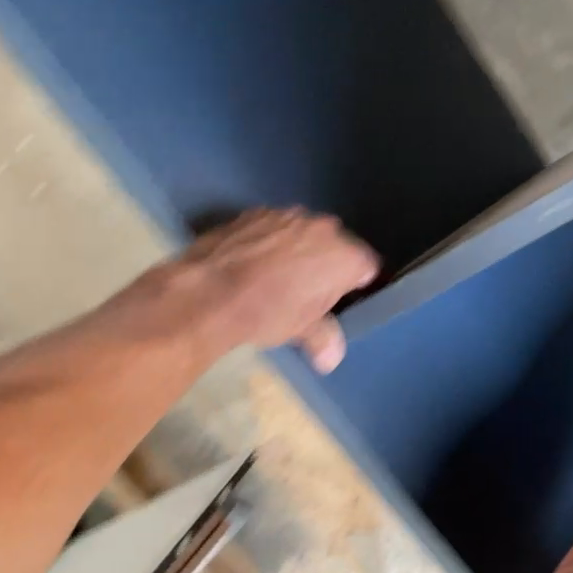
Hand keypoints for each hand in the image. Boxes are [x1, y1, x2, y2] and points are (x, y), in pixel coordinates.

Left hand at [174, 207, 379, 371]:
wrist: (205, 293)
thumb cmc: (267, 313)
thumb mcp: (301, 331)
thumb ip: (324, 338)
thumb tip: (330, 360)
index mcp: (347, 257)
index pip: (367, 267)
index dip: (355, 283)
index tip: (339, 297)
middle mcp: (325, 229)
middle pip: (338, 246)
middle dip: (328, 262)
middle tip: (308, 288)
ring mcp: (289, 216)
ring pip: (305, 233)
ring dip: (299, 248)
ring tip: (277, 273)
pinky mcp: (255, 212)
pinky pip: (274, 227)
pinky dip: (269, 240)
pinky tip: (251, 261)